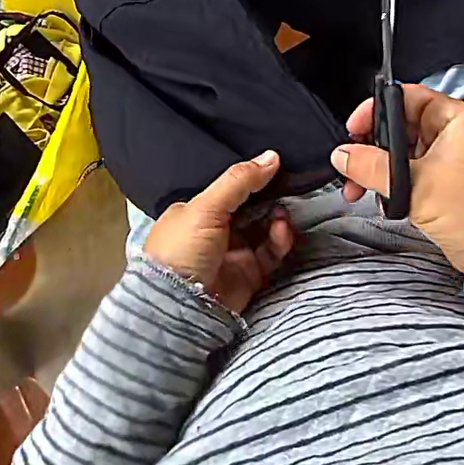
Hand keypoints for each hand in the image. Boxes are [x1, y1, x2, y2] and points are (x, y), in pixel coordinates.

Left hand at [143, 150, 296, 312]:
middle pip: (252, 208)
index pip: (230, 189)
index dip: (252, 180)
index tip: (274, 169)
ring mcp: (233, 253)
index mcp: (197, 211)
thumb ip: (239, 181)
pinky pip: (272, 252)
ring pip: (265, 229)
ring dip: (277, 219)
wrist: (179, 308)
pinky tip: (282, 230)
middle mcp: (215, 231)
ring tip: (282, 214)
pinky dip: (280, 240)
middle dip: (270, 199)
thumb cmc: (179, 253)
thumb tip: (271, 156)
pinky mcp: (249, 274)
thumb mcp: (206, 207)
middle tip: (285, 190)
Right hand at [332, 86, 463, 274]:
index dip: (376, 110)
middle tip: (351, 163)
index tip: (354, 129)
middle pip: (400, 127)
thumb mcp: (416, 186)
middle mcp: (454, 135)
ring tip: (358, 188)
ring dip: (377, 170)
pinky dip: (392, 185)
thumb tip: (342, 155)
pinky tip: (379, 199)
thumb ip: (373, 167)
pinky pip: (409, 174)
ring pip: (401, 154)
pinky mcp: (443, 183)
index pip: (408, 98)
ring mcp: (449, 160)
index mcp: (457, 121)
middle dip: (371, 147)